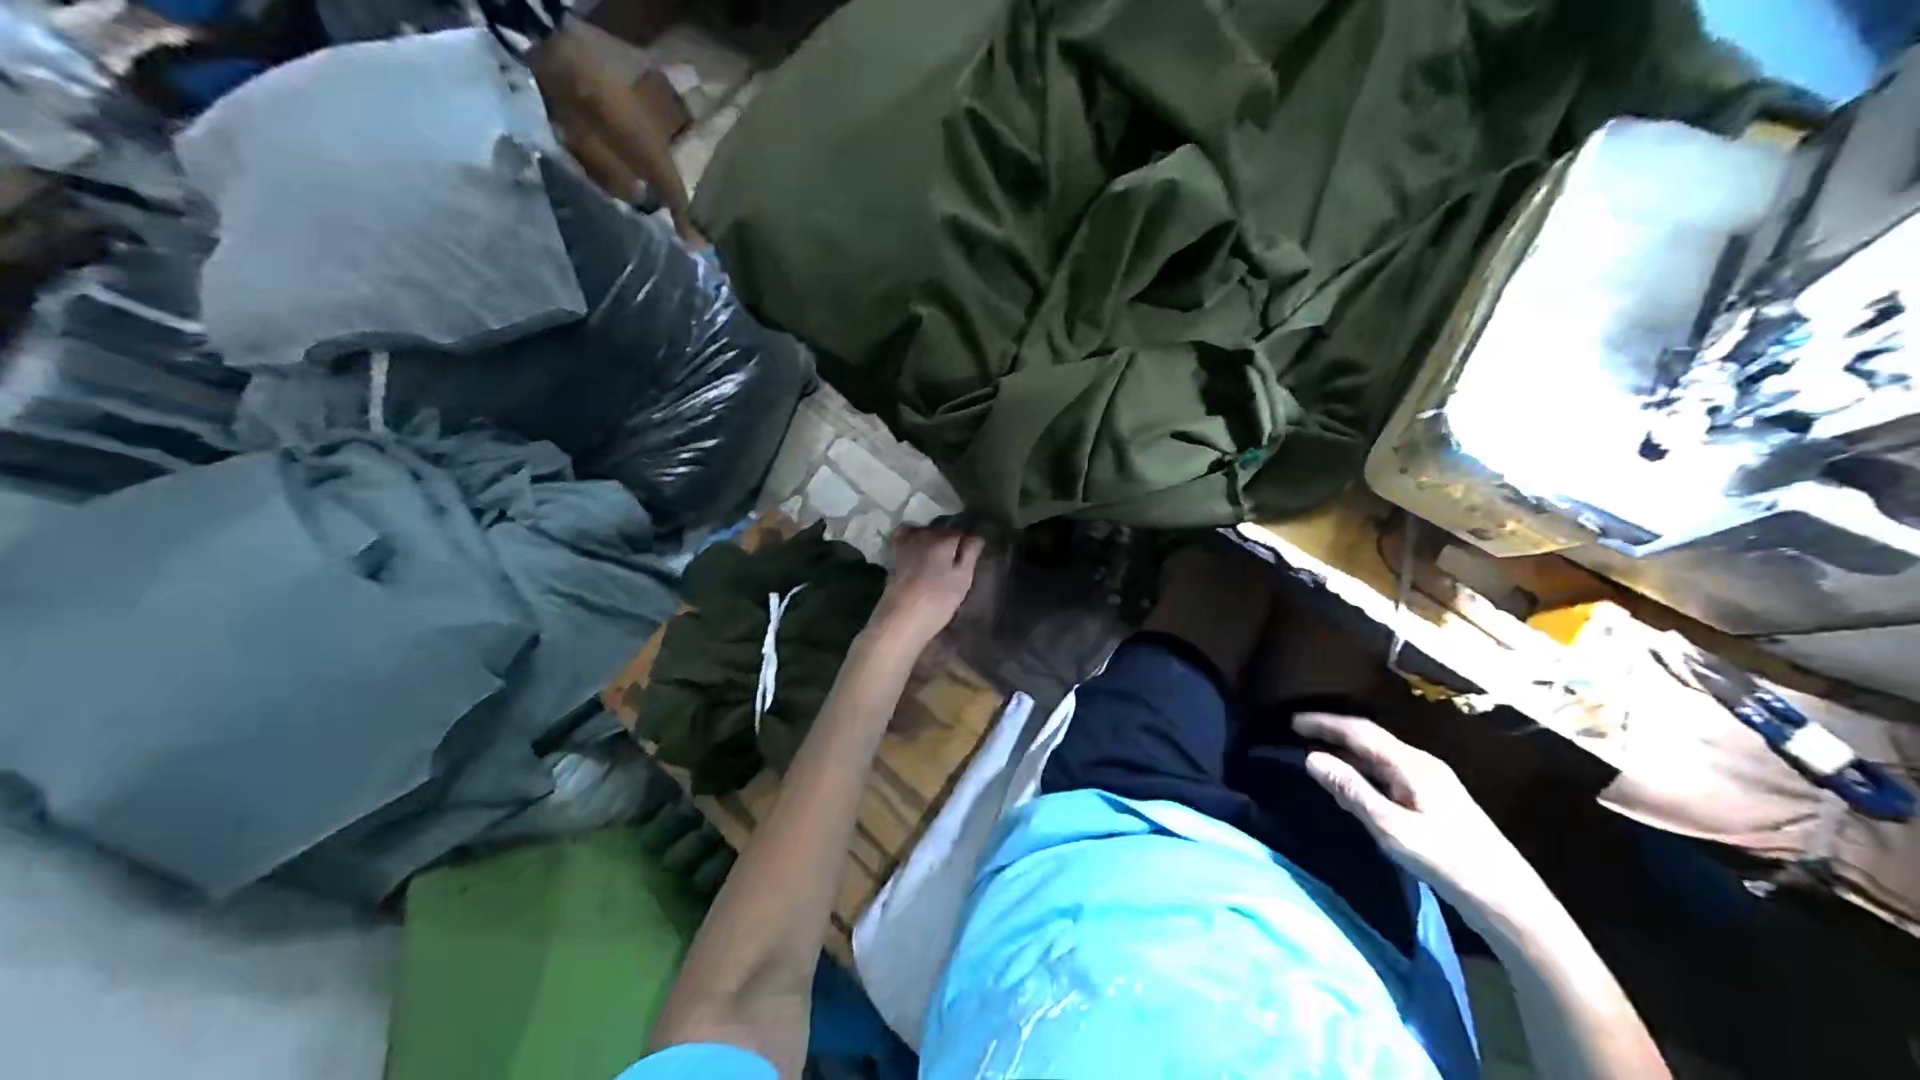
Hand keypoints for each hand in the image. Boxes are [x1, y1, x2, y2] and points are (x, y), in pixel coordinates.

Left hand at [867, 528, 983, 648]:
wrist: (901, 618)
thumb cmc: (937, 601)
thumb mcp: (963, 578)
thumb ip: (971, 553)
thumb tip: (976, 536)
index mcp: (943, 539)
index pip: (964, 532)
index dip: (970, 544)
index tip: (974, 556)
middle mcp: (924, 534)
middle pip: (944, 531)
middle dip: (953, 541)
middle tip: (958, 562)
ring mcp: (906, 542)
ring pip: (927, 533)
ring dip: (935, 540)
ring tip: (940, 559)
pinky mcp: (894, 554)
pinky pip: (907, 536)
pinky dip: (914, 538)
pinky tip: (918, 551)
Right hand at [1294, 713, 1554, 933]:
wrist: (1511, 903)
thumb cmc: (1450, 862)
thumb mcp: (1393, 829)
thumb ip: (1352, 792)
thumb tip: (1312, 758)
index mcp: (1413, 765)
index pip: (1361, 731)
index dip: (1325, 723)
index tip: (1292, 722)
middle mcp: (1422, 766)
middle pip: (1370, 739)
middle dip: (1333, 734)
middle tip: (1297, 735)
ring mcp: (1431, 784)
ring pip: (1379, 758)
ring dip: (1347, 753)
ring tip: (1315, 756)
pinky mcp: (1433, 803)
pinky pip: (1387, 774)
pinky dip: (1361, 771)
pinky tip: (1350, 784)